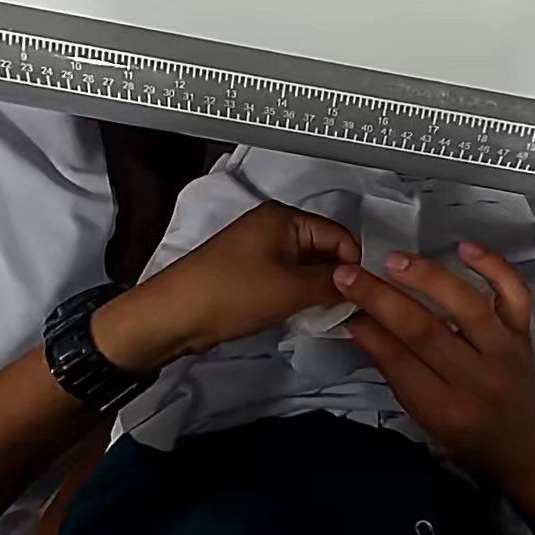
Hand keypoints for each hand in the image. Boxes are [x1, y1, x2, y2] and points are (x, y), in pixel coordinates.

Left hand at [93, 200, 360, 372]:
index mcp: (285, 218)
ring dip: (316, 290)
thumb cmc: (232, 294)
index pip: (340, 235)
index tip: (361, 298)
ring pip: (306, 267)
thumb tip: (359, 284)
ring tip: (322, 316)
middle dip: (335, 279)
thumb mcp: (291, 290)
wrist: (174, 315)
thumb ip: (332, 284)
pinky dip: (297, 295)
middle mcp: (274, 226)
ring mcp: (260, 248)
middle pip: (324, 250)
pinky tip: (300, 315)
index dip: (353, 266)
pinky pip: (287, 278)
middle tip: (344, 312)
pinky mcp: (250, 270)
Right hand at [337, 242, 534, 485]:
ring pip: (469, 308)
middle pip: (427, 332)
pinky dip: (494, 267)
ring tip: (395, 260)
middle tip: (350, 274)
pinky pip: (515, 295)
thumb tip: (360, 321)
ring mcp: (505, 352)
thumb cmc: (461, 427)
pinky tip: (464, 247)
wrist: (524, 440)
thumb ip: (393, 367)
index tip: (344, 298)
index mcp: (445, 407)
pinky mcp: (523, 332)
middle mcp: (477, 379)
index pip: (400, 363)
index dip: (369, 330)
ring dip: (429, 280)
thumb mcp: (421, 411)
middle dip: (383, 299)